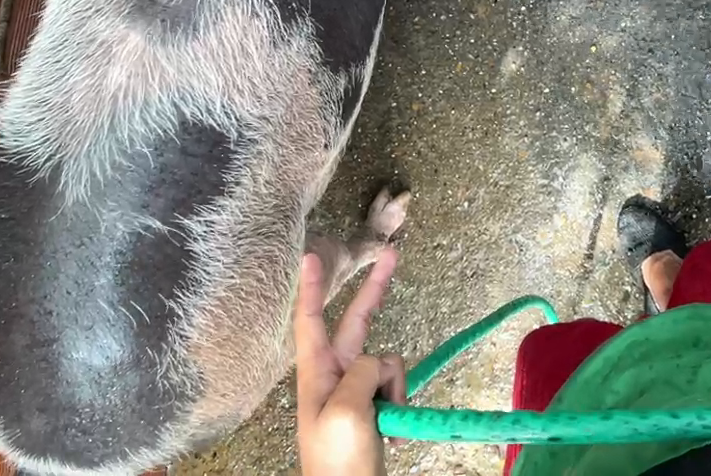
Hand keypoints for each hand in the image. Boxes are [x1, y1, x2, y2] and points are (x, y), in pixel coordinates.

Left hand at [295, 249, 404, 475]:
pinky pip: (395, 383)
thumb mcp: (346, 410)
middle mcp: (334, 377)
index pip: (310, 320)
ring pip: (386, 359)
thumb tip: (377, 362)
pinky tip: (395, 426)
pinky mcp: (373, 407)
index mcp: (316, 375)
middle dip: (375, 289)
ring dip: (394, 383)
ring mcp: (355, 392)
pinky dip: (401, 399)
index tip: (309, 256)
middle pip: (357, 321)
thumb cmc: (338, 462)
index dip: (311, 288)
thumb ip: (362, 370)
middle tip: (392, 254)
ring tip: (386, 418)